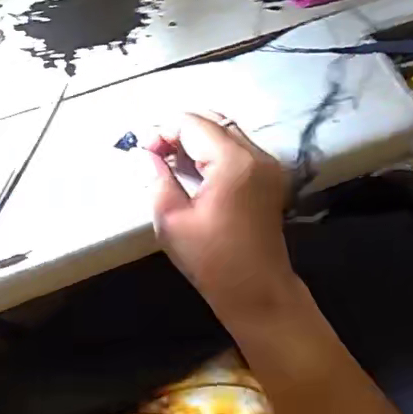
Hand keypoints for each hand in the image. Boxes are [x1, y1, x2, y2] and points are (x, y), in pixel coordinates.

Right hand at [140, 112, 298, 319]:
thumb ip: (156, 177)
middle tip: (154, 156)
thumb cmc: (212, 260)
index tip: (143, 153)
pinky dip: (212, 150)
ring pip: (224, 131)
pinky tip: (193, 172)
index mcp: (233, 162)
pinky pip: (236, 147)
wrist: (259, 293)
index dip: (161, 131)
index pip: (191, 123)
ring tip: (169, 163)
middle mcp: (256, 154)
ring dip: (195, 139)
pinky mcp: (270, 177)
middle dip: (178, 131)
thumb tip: (142, 153)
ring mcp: (267, 165)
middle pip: (211, 120)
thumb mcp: (171, 220)